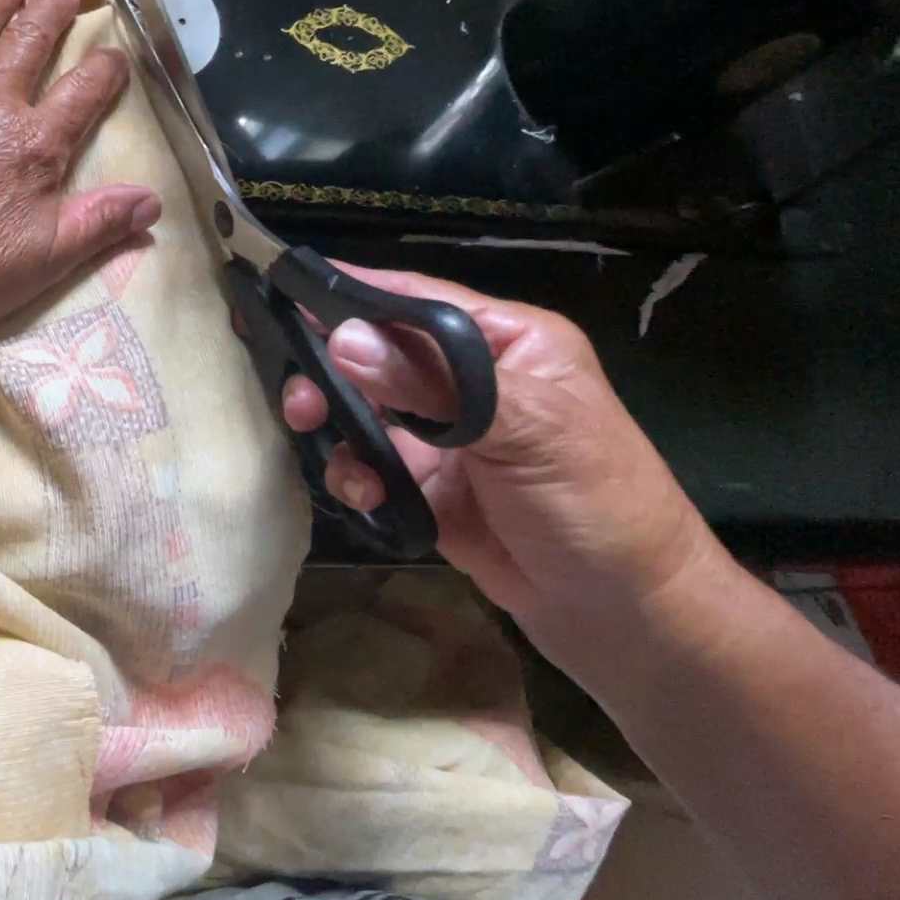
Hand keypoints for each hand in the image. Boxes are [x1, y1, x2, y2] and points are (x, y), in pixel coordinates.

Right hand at [279, 265, 722, 633]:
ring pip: (356, 410)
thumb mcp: (526, 431)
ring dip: (330, 424)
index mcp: (504, 344)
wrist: (618, 613)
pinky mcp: (418, 483)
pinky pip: (363, 464)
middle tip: (298, 397)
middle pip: (372, 355)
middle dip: (327, 370)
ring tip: (313, 435)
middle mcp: (465, 381)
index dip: (349, 291)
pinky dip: (352, 476)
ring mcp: (437, 434)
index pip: (415, 301)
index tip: (281, 287)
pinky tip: (368, 495)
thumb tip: (343, 340)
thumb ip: (434, 384)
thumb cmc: (597, 504)